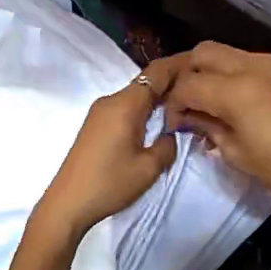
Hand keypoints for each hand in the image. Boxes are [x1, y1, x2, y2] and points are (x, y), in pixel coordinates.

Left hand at [34, 56, 182, 235]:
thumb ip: (168, 144)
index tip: (204, 66)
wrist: (67, 204)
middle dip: (172, 84)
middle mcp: (110, 100)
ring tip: (182, 110)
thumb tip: (171, 133)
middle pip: (146, 82)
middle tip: (199, 93)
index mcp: (125, 104)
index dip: (181, 65)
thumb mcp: (148, 169)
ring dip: (157, 100)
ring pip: (135, 97)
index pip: (158, 71)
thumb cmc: (109, 185)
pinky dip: (142, 111)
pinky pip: (124, 110)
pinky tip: (155, 125)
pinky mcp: (94, 127)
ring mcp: (99, 113)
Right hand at [164, 42, 270, 213]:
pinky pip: (241, 62)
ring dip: (205, 73)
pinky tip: (224, 103)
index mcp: (238, 91)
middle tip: (181, 104)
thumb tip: (189, 118)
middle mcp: (252, 66)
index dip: (173, 103)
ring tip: (200, 104)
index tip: (172, 124)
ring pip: (222, 53)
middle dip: (184, 75)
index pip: (188, 84)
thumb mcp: (237, 153)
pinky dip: (224, 76)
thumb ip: (208, 128)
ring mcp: (270, 63)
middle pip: (202, 53)